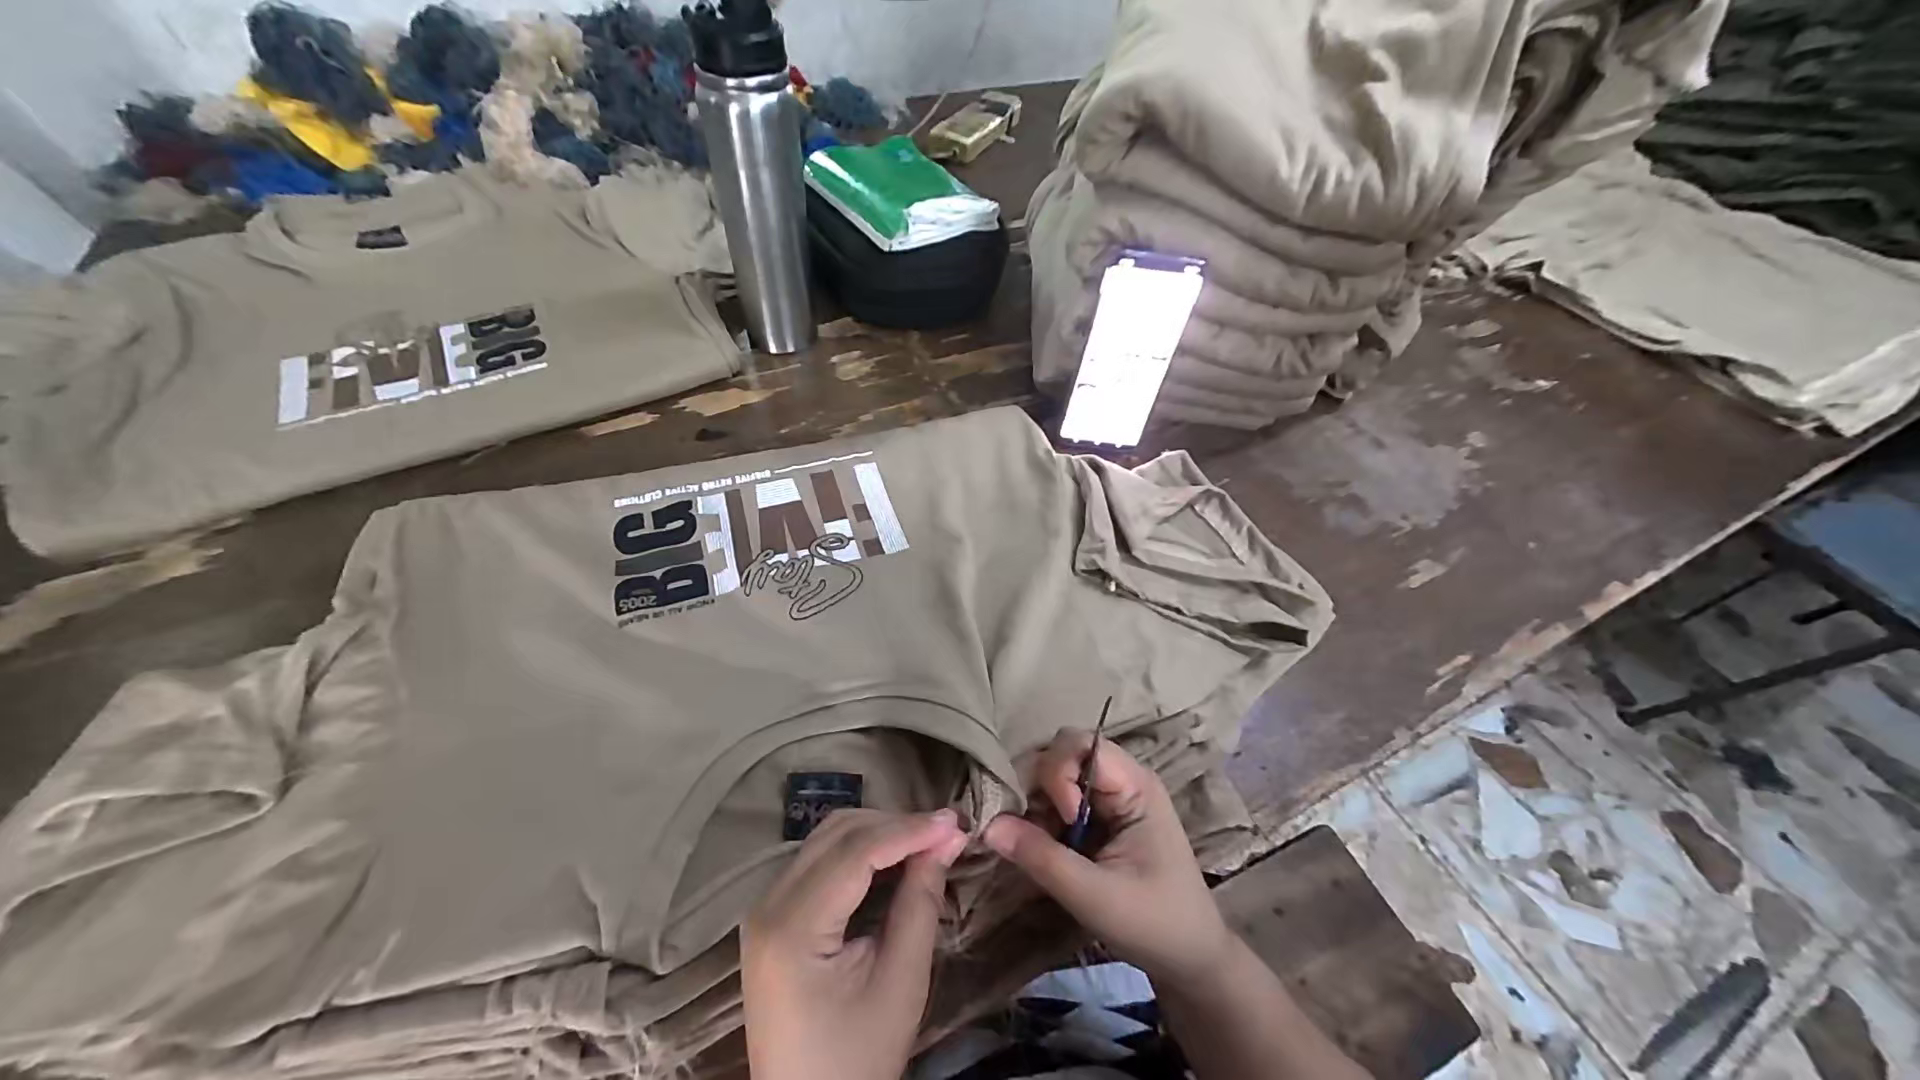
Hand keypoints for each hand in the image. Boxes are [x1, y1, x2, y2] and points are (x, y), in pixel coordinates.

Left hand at [743, 808, 967, 1079]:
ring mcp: (764, 907)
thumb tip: (946, 839)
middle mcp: (767, 905)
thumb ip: (920, 903)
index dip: (908, 830)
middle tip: (945, 832)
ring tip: (925, 840)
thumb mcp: (900, 984)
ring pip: (826, 839)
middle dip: (894, 825)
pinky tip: (892, 856)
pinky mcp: (772, 914)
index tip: (955, 822)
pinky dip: (859, 850)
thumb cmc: (857, 1057)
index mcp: (792, 929)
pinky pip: (818, 860)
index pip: (855, 853)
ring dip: (877, 832)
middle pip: (836, 834)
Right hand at [984, 729, 1233, 987]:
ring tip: (1041, 844)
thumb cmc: (1153, 923)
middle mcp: (1121, 779)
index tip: (1063, 820)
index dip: (1058, 773)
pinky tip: (1046, 848)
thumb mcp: (1094, 896)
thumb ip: (1041, 857)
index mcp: (1135, 784)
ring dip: (1037, 805)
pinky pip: (1057, 798)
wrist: (1189, 958)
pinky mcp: (1099, 816)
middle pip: (1062, 752)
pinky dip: (1042, 818)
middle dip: (1040, 787)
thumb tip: (987, 825)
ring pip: (1054, 774)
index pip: (1081, 744)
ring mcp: (1110, 797)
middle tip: (1037, 832)